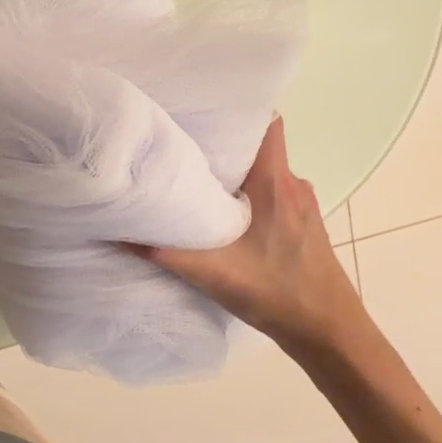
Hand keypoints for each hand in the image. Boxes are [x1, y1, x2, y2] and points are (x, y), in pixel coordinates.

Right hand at [133, 118, 371, 355]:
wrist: (329, 333)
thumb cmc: (276, 292)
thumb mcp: (209, 272)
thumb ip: (159, 249)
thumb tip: (112, 229)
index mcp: (274, 184)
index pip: (266, 125)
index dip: (235, 111)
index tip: (197, 109)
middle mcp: (292, 187)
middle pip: (255, 148)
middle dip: (217, 144)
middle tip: (174, 146)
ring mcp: (301, 208)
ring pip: (261, 174)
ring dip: (229, 175)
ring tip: (187, 180)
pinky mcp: (301, 227)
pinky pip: (267, 195)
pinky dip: (242, 196)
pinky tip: (214, 215)